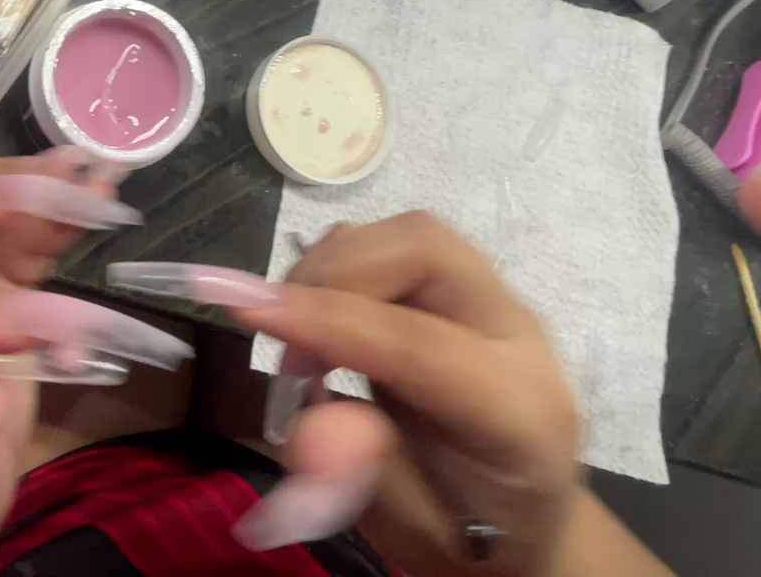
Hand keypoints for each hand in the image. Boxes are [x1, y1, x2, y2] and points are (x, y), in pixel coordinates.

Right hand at [110, 211, 583, 574]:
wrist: (512, 512)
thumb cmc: (457, 527)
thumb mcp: (407, 528)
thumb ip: (358, 475)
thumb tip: (308, 427)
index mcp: (518, 411)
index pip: (420, 345)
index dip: (327, 323)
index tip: (242, 308)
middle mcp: (516, 334)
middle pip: (425, 251)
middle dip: (333, 274)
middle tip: (281, 330)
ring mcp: (492, 297)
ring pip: (405, 233)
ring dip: (331, 267)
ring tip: (299, 332)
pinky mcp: (459, 279)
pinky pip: (391, 239)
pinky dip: (337, 264)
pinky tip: (321, 314)